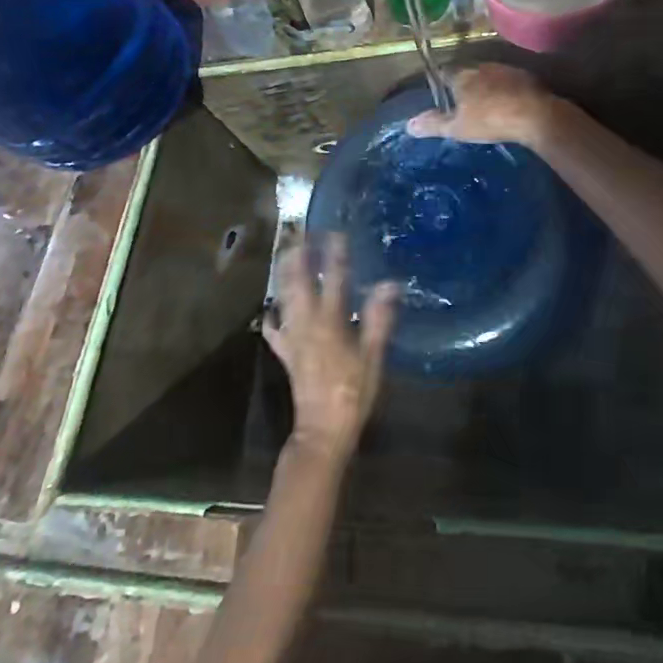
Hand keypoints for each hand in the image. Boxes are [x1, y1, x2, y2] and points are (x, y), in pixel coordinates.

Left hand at [265, 236, 399, 457]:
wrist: (323, 429)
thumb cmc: (353, 394)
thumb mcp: (373, 358)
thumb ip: (378, 320)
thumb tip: (389, 284)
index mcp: (331, 323)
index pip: (334, 280)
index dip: (335, 254)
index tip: (336, 232)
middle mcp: (307, 324)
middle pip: (299, 282)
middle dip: (299, 256)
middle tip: (300, 234)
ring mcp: (292, 338)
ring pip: (283, 298)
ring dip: (284, 275)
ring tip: (286, 255)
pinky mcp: (286, 354)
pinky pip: (274, 329)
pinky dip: (272, 315)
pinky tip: (273, 308)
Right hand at [404, 64, 563, 146]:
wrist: (535, 116)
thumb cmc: (489, 120)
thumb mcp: (457, 128)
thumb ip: (433, 125)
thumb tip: (408, 125)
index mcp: (461, 75)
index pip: (444, 72)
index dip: (441, 84)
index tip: (441, 97)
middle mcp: (482, 66)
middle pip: (467, 72)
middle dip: (465, 85)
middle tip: (464, 104)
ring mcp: (506, 69)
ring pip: (489, 76)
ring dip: (486, 87)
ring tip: (487, 106)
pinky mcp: (526, 76)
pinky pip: (509, 82)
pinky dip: (506, 91)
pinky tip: (509, 106)